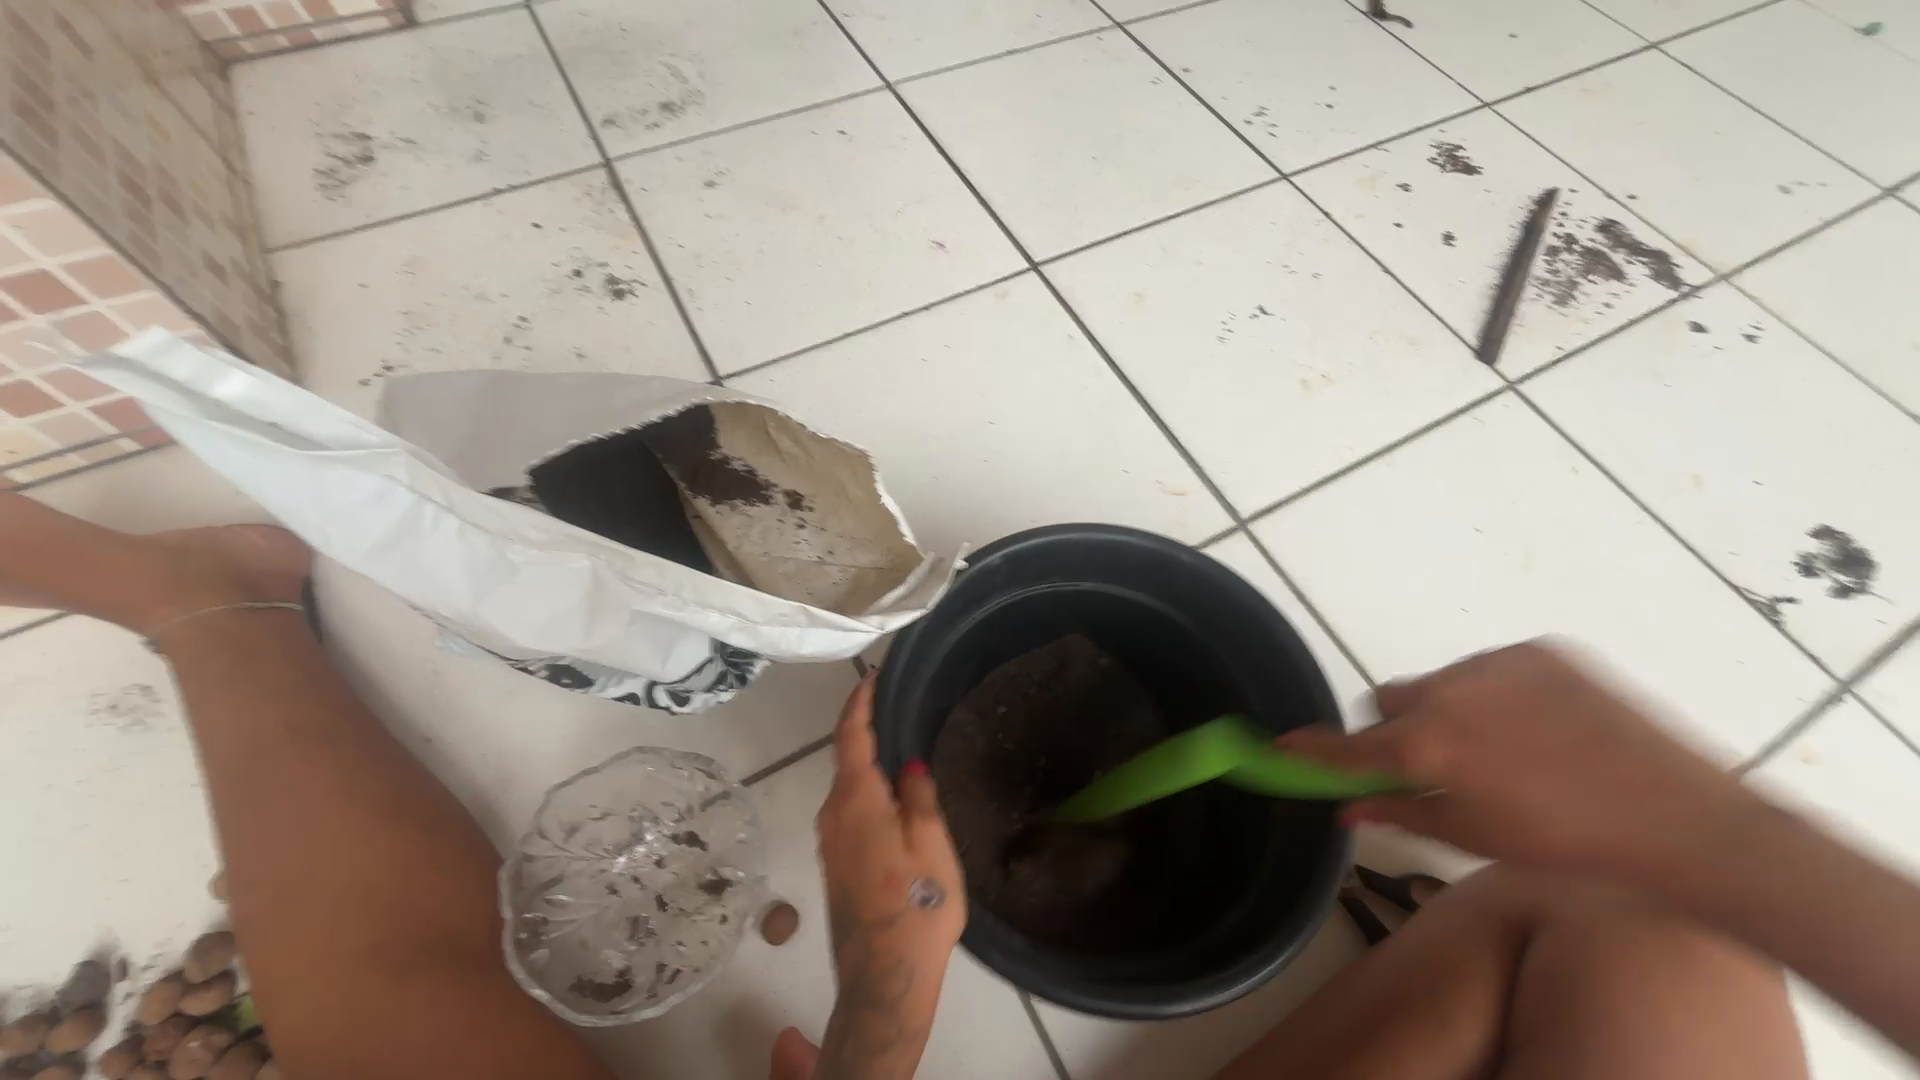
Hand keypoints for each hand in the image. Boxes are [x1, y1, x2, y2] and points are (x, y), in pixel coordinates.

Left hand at [817, 673, 966, 973]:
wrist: (884, 978)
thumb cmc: (917, 904)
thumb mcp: (932, 841)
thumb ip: (920, 795)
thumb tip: (909, 764)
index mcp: (855, 801)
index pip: (850, 736)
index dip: (860, 702)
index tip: (872, 675)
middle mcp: (833, 815)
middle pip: (845, 760)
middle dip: (865, 730)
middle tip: (895, 707)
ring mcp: (830, 843)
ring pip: (848, 788)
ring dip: (867, 763)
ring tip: (899, 748)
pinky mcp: (835, 865)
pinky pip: (849, 811)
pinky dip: (866, 792)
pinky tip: (892, 798)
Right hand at [1276, 640, 1766, 882]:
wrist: (1684, 821)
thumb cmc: (1566, 845)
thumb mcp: (1472, 838)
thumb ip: (1398, 811)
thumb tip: (1347, 805)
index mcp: (1426, 746)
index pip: (1345, 744)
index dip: (1308, 747)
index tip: (1280, 744)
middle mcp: (1445, 693)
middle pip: (1388, 701)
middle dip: (1397, 730)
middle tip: (1437, 765)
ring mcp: (1492, 665)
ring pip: (1437, 683)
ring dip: (1446, 710)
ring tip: (1503, 748)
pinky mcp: (1537, 651)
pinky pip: (1487, 669)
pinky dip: (1494, 694)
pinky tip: (1539, 728)